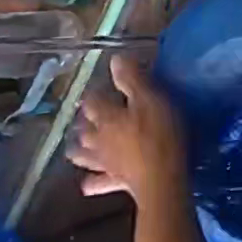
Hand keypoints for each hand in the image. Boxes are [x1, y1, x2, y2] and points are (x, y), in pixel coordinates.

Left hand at [66, 55, 188, 201]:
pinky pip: (96, 182)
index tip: (104, 84)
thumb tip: (114, 59)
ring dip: (79, 147)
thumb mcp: (151, 99)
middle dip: (84, 119)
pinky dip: (91, 180)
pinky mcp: (113, 182)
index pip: (92, 100)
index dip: (97, 90)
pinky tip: (88, 181)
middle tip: (91, 112)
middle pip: (83, 128)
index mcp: (106, 117)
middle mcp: (98, 140)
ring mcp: (103, 163)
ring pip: (82, 154)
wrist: (162, 180)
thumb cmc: (159, 135)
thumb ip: (132, 79)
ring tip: (81, 143)